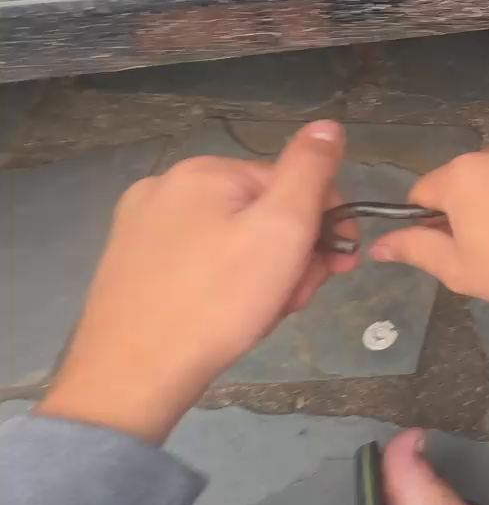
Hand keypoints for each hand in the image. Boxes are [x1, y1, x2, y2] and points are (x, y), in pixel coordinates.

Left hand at [38, 121, 353, 442]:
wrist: (134, 379)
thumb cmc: (221, 297)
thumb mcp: (285, 226)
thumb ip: (312, 169)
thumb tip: (328, 125)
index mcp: (204, 173)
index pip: (300, 181)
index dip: (328, 221)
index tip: (338, 260)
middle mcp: (166, 189)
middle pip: (271, 208)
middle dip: (301, 248)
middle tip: (305, 288)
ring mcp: (144, 227)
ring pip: (245, 234)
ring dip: (276, 266)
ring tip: (276, 302)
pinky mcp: (137, 263)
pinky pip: (212, 255)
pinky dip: (239, 277)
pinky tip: (244, 306)